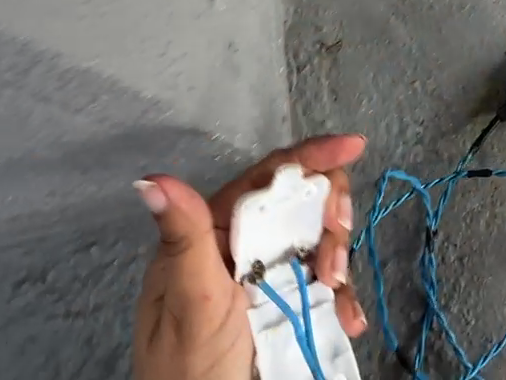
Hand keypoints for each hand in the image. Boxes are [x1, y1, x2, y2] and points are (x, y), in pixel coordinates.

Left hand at [132, 135, 370, 379]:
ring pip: (322, 236)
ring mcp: (272, 272)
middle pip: (303, 199)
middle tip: (336, 247)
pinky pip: (331, 281)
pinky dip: (345, 296)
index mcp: (215, 231)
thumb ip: (186, 236)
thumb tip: (152, 180)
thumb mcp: (190, 301)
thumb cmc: (188, 369)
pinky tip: (348, 321)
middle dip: (329, 214)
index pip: (267, 176)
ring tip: (334, 291)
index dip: (312, 155)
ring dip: (338, 257)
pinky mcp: (293, 300)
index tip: (354, 147)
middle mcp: (245, 243)